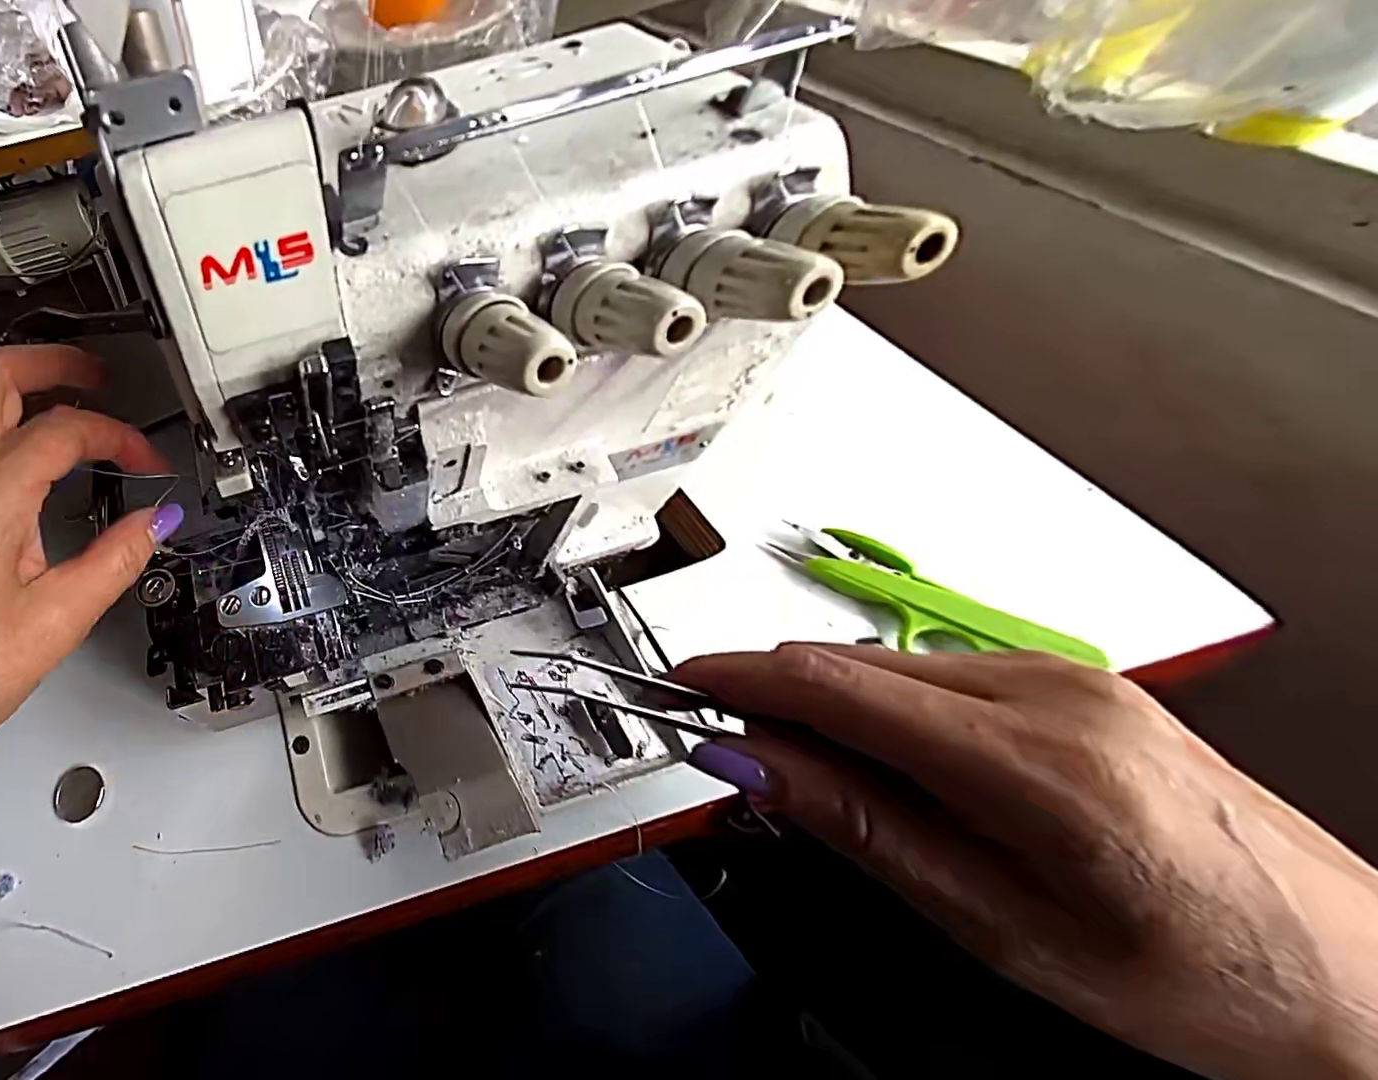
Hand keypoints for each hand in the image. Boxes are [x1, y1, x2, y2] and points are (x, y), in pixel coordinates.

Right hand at [673, 645, 1377, 1079]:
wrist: (1371, 985)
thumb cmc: (1204, 983)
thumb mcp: (994, 924)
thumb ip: (855, 823)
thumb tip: (753, 762)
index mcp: (1035, 762)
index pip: (831, 685)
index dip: (739, 679)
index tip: (684, 687)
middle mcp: (1046, 692)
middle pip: (843, 664)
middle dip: (767, 696)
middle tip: (729, 746)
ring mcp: (1057, 674)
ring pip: (874, 663)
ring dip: (814, 703)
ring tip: (803, 767)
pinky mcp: (1056, 676)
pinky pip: (918, 672)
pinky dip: (865, 703)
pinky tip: (869, 753)